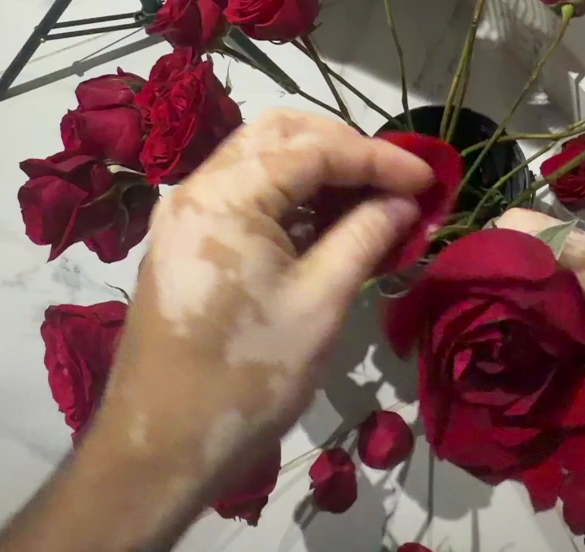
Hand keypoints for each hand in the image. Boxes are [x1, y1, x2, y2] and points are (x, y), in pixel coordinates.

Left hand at [67, 111, 430, 546]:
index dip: (379, 158)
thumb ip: (366, 236)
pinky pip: (247, 188)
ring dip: (318, 165)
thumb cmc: (245, 379)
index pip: (315, 148)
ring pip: (262, 155)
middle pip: (282, 133)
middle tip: (393, 180)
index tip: (428, 179)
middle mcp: (199, 187)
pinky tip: (327, 219)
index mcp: (226, 196)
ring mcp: (188, 210)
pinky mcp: (189, 236)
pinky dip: (291, 191)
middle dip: (344, 146)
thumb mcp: (320, 304)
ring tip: (369, 196)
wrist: (157, 451)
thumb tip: (407, 200)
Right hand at [494, 209, 584, 510]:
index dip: (511, 247)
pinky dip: (526, 290)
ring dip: (513, 274)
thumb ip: (569, 340)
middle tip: (463, 292)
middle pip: (549, 239)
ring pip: (547, 255)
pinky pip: (554, 279)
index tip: (465, 270)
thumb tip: (506, 303)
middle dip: (507, 258)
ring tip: (474, 302)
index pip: (561, 242)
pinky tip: (500, 312)